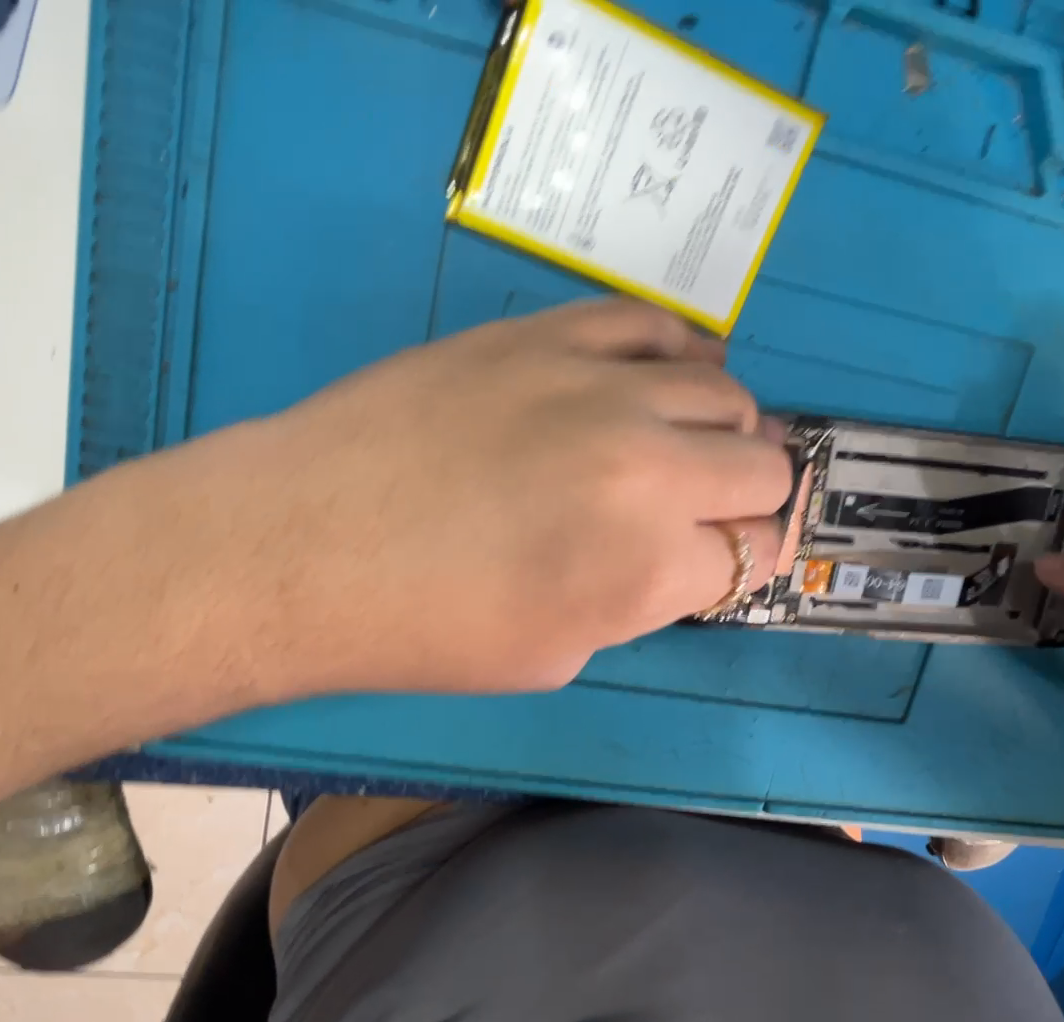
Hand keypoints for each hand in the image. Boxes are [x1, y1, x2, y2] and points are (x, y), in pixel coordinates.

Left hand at [146, 297, 791, 699]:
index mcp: (647, 568)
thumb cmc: (419, 627)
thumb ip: (637, 601)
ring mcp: (599, 388)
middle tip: (703, 508)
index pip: (749, 554)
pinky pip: (653, 324)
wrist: (301, 542)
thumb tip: (674, 556)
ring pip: (726, 392)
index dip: (733, 563)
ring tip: (679, 443)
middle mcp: (648, 468)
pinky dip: (674, 356)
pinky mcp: (547, 335)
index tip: (711, 561)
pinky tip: (652, 379)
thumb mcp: (553, 655)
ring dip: (719, 428)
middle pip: (762, 467)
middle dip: (746, 499)